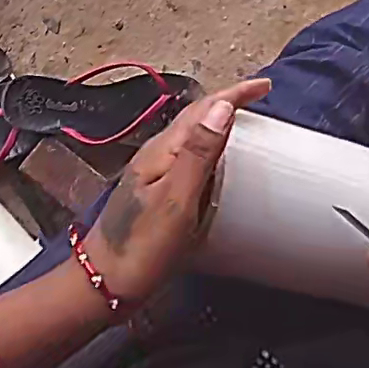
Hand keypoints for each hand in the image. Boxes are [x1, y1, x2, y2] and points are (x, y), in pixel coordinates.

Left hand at [86, 79, 271, 300]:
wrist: (104, 281)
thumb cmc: (142, 245)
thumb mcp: (176, 199)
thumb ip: (198, 153)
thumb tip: (222, 107)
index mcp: (162, 151)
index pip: (201, 110)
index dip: (233, 93)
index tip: (264, 86)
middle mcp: (156, 155)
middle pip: (195, 117)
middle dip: (227, 101)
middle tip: (258, 99)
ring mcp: (154, 172)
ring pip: (191, 135)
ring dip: (217, 121)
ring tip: (244, 121)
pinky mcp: (157, 191)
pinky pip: (188, 156)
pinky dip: (210, 147)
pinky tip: (217, 160)